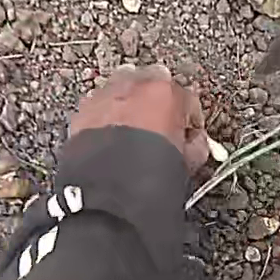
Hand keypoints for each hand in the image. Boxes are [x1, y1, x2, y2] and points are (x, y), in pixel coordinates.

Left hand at [67, 65, 208, 174]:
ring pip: (123, 89)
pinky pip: (100, 105)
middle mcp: (135, 86)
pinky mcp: (83, 111)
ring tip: (134, 131)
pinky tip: (112, 138)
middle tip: (161, 128)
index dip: (190, 119)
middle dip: (158, 103)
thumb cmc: (150, 179)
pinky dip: (108, 115)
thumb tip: (195, 142)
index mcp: (166, 94)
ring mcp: (106, 96)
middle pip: (152, 84)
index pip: (186, 97)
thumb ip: (196, 144)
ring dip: (131, 104)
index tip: (189, 133)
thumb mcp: (188, 163)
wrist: (110, 195)